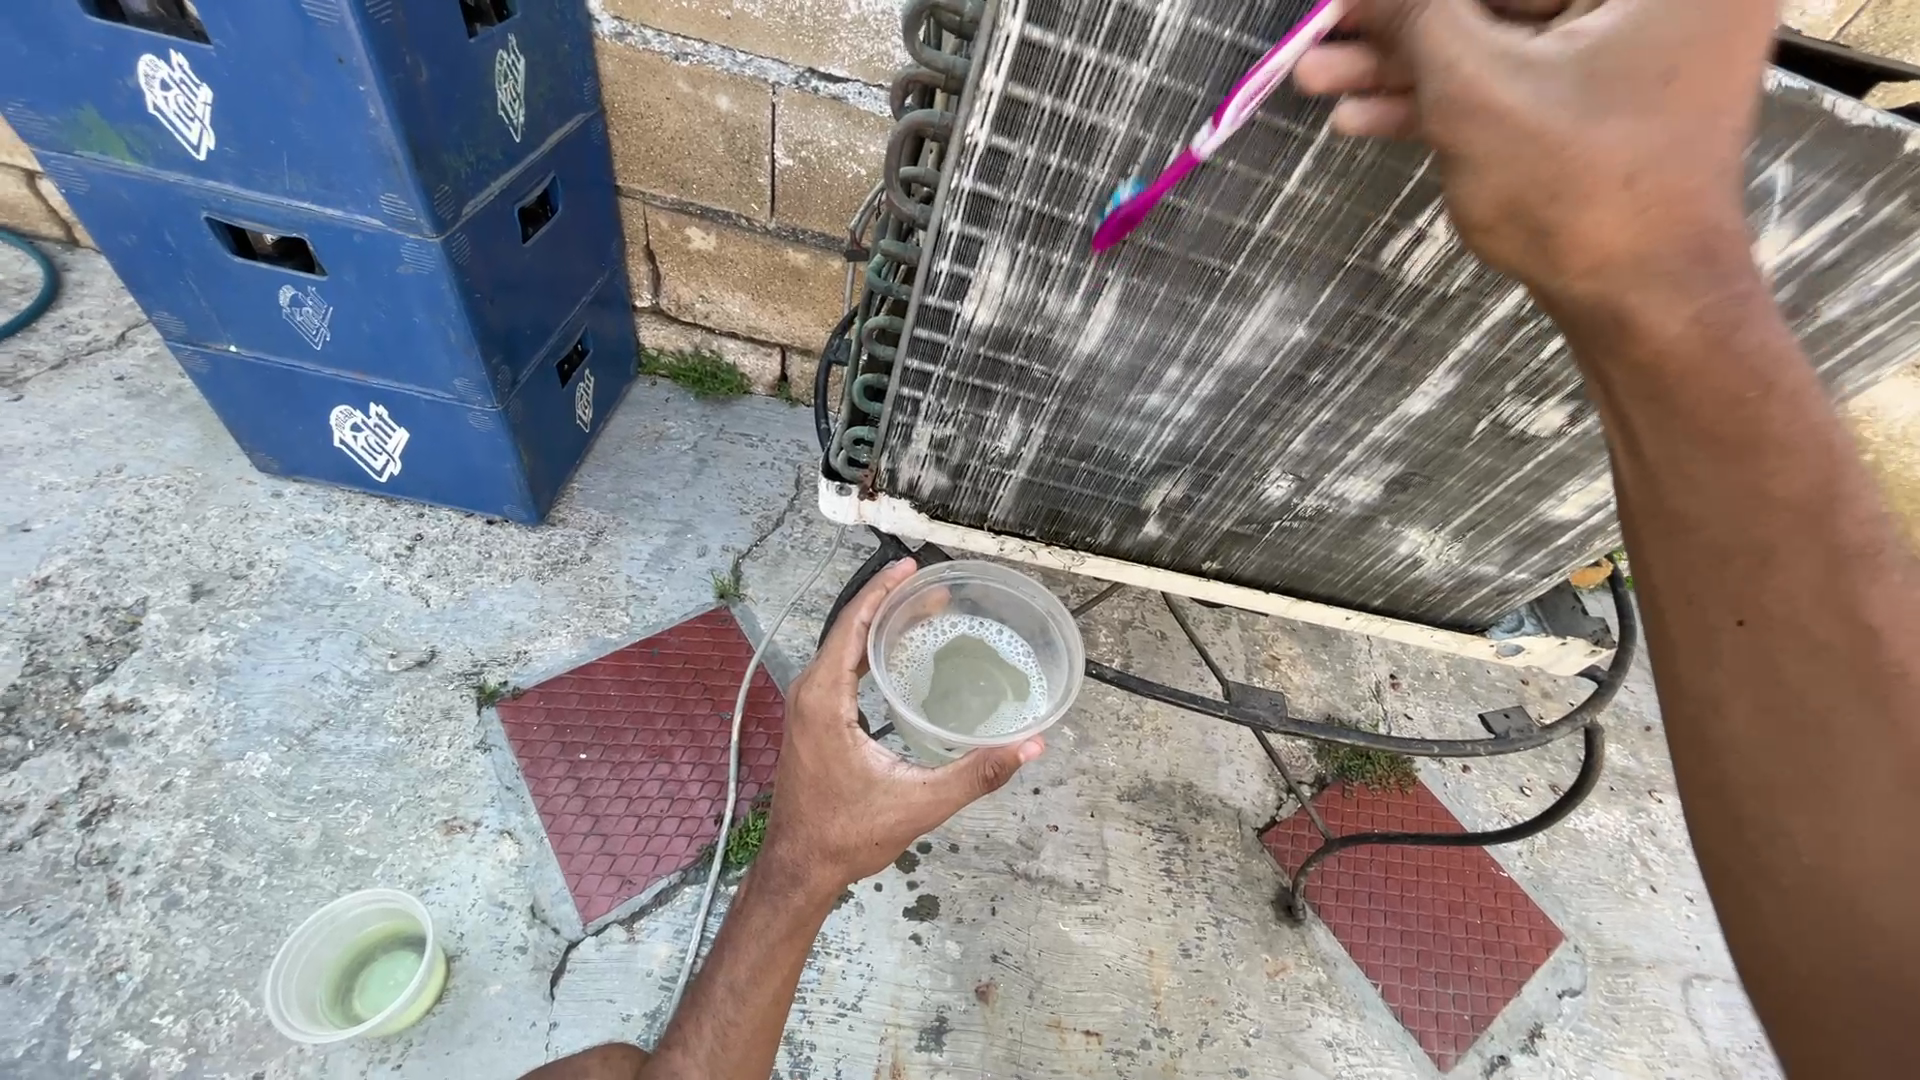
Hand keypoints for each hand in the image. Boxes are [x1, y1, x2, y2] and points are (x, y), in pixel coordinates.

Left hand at [758, 558, 1043, 895]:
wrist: (799, 867)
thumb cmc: (849, 834)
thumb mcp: (919, 803)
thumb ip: (976, 773)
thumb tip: (1030, 746)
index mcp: (824, 698)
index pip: (853, 625)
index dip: (882, 591)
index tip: (912, 566)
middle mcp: (809, 692)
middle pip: (850, 629)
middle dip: (890, 602)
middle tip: (935, 588)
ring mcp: (807, 705)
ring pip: (844, 647)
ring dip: (880, 624)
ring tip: (924, 610)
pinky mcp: (812, 718)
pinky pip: (840, 667)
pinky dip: (868, 649)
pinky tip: (898, 654)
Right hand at [1294, 0, 1774, 309]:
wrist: (1633, 290)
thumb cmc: (1572, 182)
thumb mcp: (1477, 90)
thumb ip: (1420, 19)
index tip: (1345, 2)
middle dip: (1401, 26)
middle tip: (1319, 41)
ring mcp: (1623, 46)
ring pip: (1491, 40)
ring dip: (1400, 66)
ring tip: (1317, 79)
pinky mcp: (1588, 99)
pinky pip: (1504, 80)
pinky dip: (1436, 98)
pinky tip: (1360, 113)